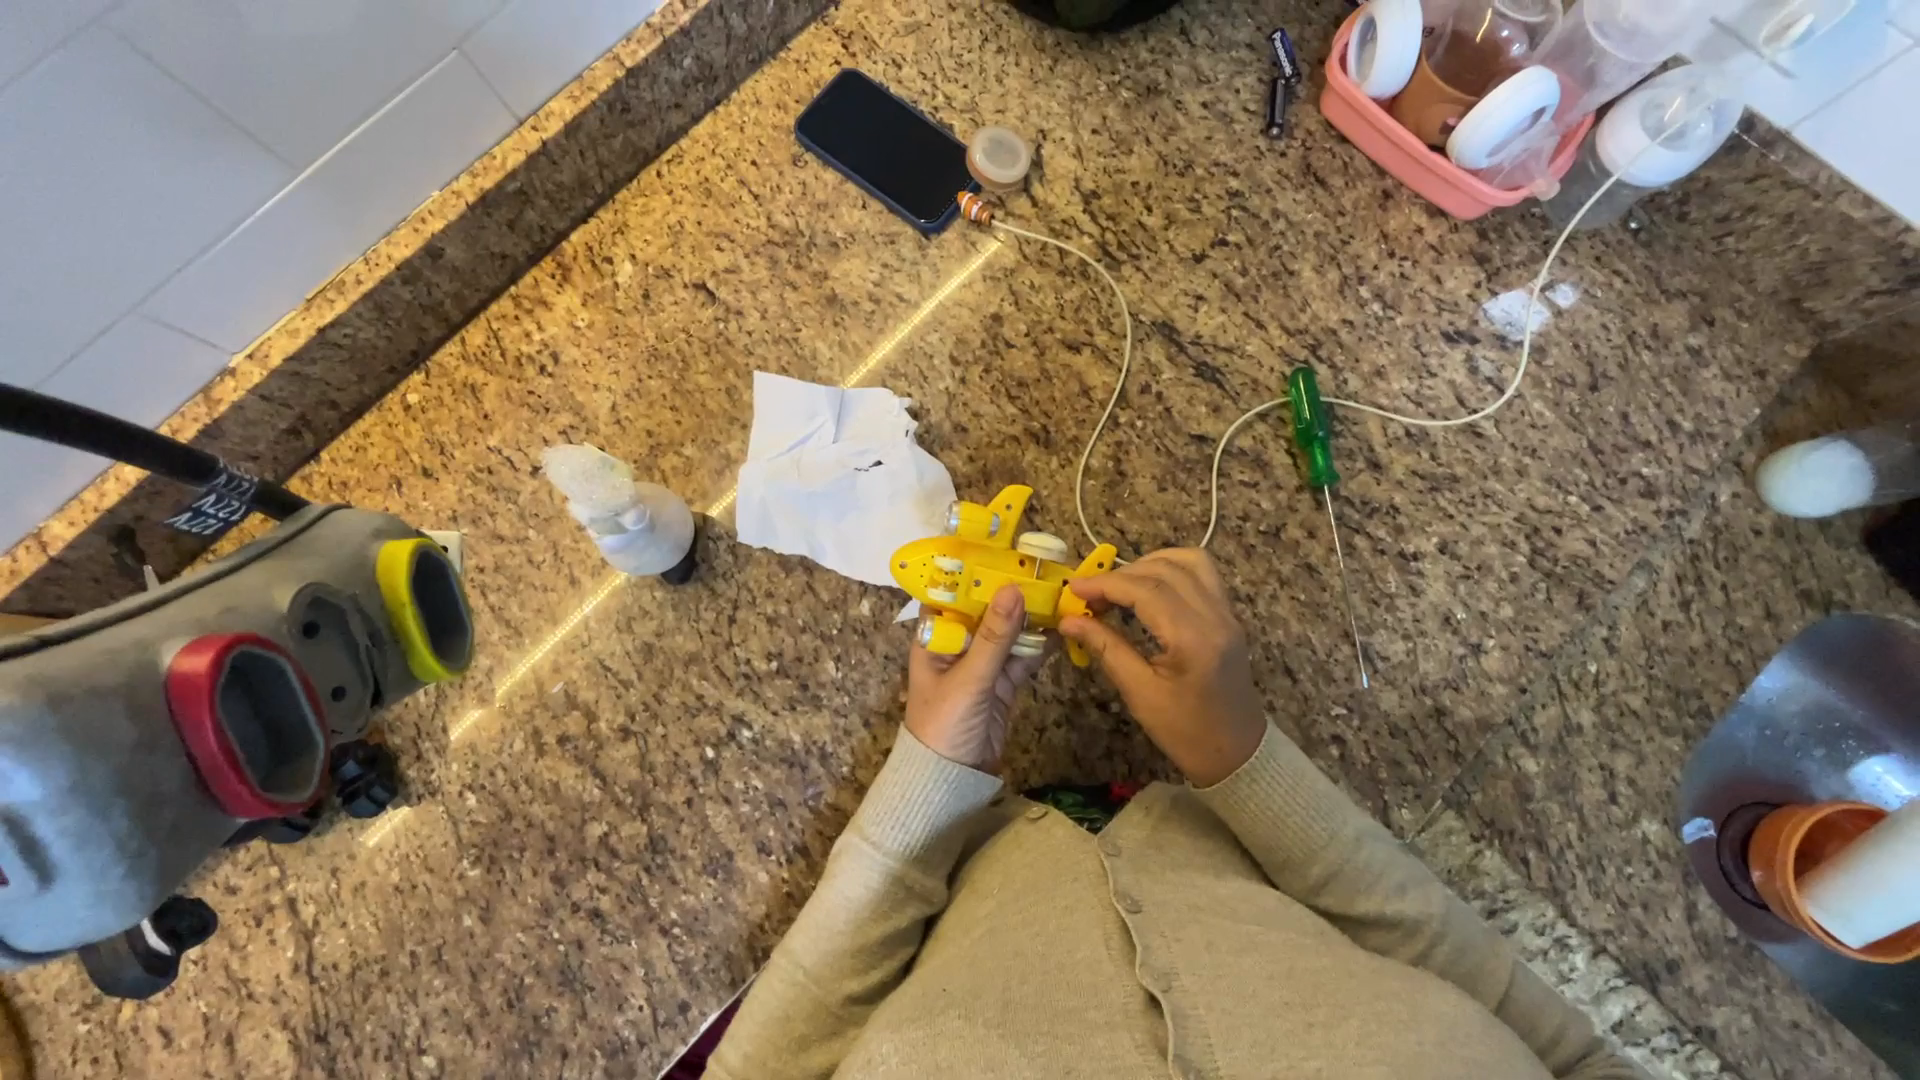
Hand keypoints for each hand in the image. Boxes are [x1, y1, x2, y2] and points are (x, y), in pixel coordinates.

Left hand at [905, 585, 1048, 772]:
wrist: (952, 781)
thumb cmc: (944, 725)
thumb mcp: (969, 679)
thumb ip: (994, 636)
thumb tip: (1014, 588)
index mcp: (934, 638)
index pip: (952, 594)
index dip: (975, 571)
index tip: (1004, 549)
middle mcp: (957, 645)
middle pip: (985, 610)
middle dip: (1012, 591)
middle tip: (1044, 567)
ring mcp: (981, 665)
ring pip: (1008, 632)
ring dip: (1030, 617)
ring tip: (1059, 593)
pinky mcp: (1001, 684)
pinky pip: (1021, 657)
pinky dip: (1039, 645)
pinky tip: (1060, 628)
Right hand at [1059, 549, 1264, 786]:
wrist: (1238, 753)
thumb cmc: (1186, 732)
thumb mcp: (1139, 694)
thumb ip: (1106, 648)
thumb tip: (1069, 620)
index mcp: (1193, 639)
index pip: (1146, 590)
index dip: (1105, 584)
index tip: (1073, 588)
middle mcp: (1215, 616)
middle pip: (1164, 570)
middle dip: (1121, 574)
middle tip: (1089, 594)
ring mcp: (1227, 613)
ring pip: (1188, 561)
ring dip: (1148, 563)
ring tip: (1119, 586)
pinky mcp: (1229, 615)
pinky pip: (1202, 573)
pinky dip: (1171, 569)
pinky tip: (1147, 587)